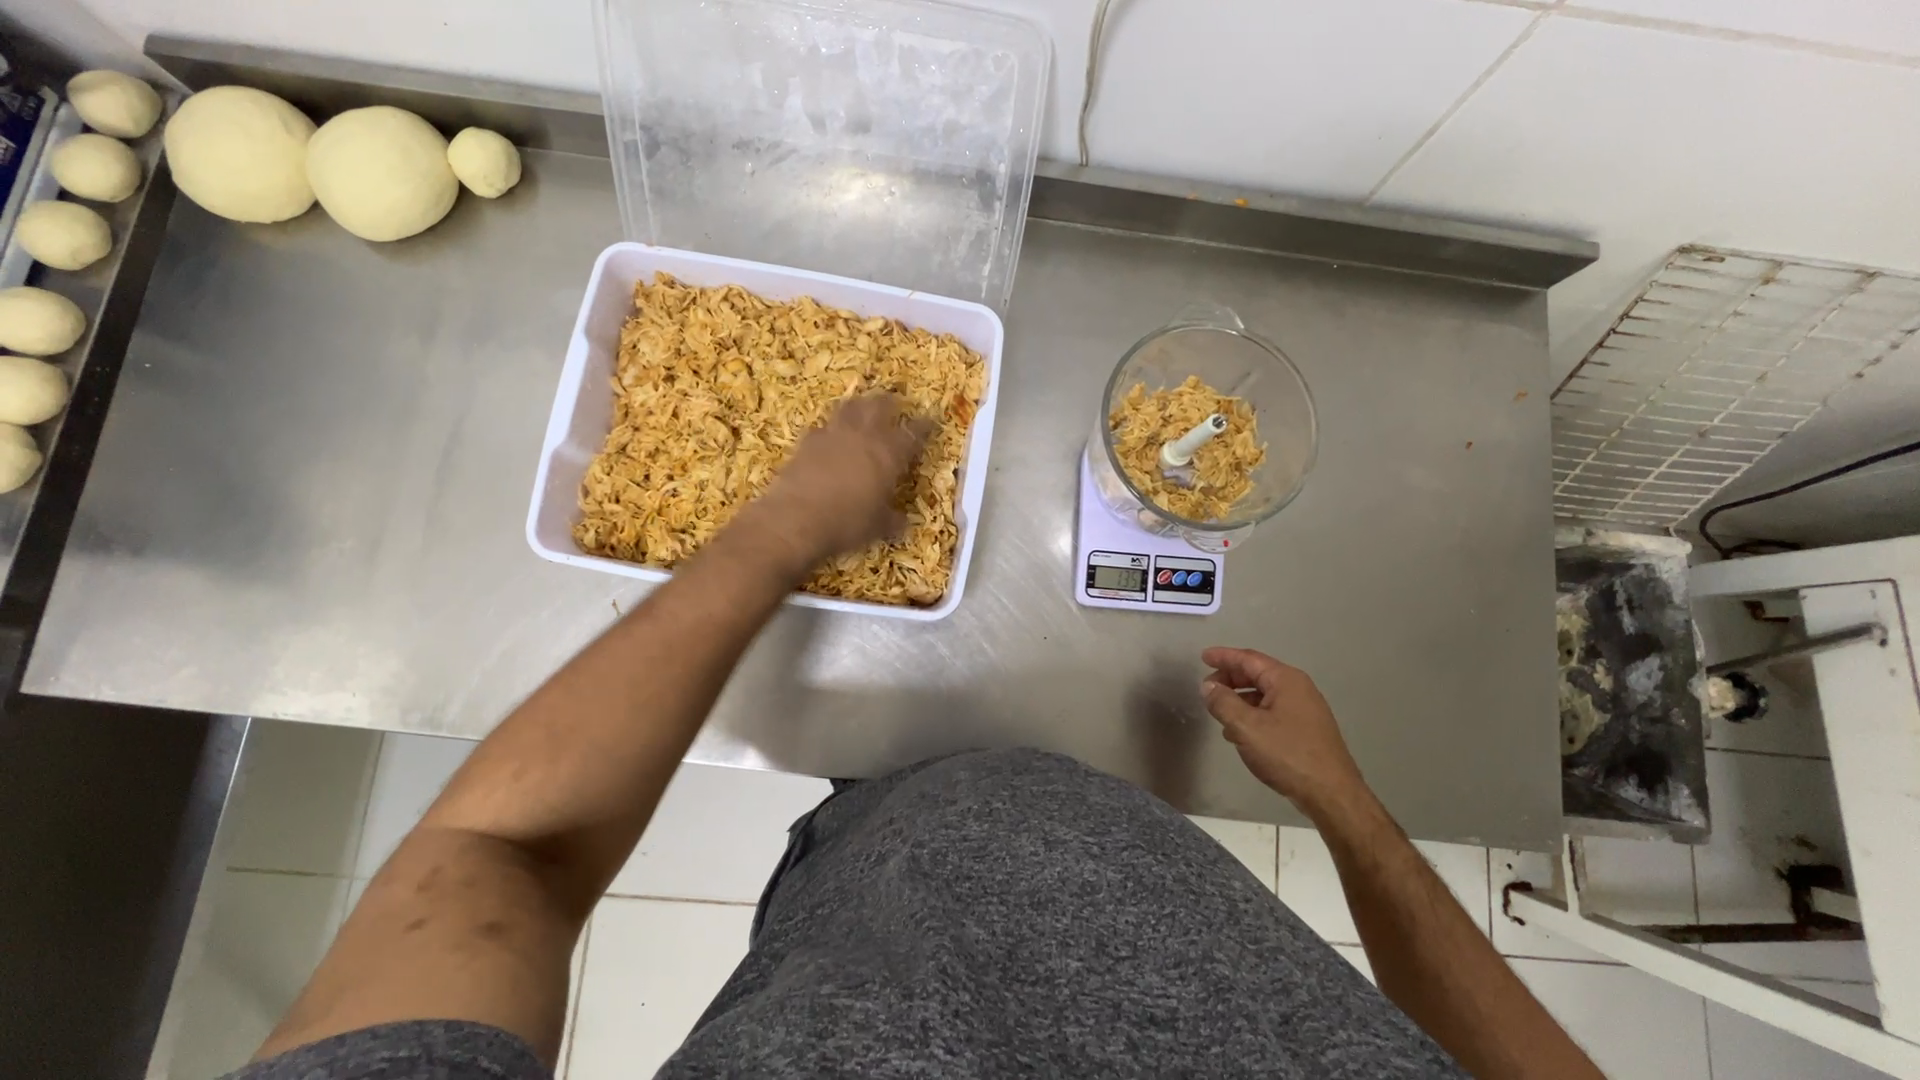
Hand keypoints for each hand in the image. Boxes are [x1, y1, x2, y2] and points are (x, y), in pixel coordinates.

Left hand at [746, 393, 928, 566]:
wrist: (796, 518)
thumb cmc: (847, 522)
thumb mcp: (878, 526)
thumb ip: (892, 519)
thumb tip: (901, 522)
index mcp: (889, 453)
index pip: (914, 433)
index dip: (924, 426)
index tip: (930, 420)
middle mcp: (863, 436)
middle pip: (879, 406)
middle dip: (889, 402)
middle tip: (894, 402)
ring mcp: (833, 434)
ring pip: (849, 407)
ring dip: (859, 405)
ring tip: (862, 406)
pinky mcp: (807, 442)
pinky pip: (822, 427)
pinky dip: (830, 428)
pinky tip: (829, 434)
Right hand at [1200, 647, 1372, 820]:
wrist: (1331, 793)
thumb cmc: (1287, 754)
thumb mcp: (1246, 727)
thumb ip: (1223, 703)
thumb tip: (1209, 687)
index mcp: (1286, 680)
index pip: (1249, 659)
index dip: (1224, 656)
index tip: (1202, 657)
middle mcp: (1299, 689)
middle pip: (1258, 674)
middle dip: (1230, 678)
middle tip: (1207, 688)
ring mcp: (1306, 710)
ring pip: (1265, 695)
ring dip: (1240, 699)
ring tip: (1219, 712)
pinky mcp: (1307, 730)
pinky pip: (1273, 712)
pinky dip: (1253, 714)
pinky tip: (1240, 733)